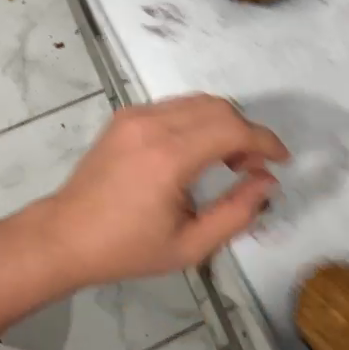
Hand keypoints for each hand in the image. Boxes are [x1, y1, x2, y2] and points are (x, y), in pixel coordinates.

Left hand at [23, 94, 289, 287]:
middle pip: (218, 107)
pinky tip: (198, 153)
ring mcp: (134, 115)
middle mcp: (152, 124)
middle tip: (252, 169)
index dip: (264, 141)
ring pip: (196, 101)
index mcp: (169, 156)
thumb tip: (268, 182)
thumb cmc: (128, 248)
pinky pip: (173, 106)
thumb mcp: (190, 245)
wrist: (67, 234)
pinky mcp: (124, 116)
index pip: (232, 129)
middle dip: (246, 132)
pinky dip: (197, 120)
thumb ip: (236, 213)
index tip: (281, 161)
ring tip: (229, 163)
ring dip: (222, 123)